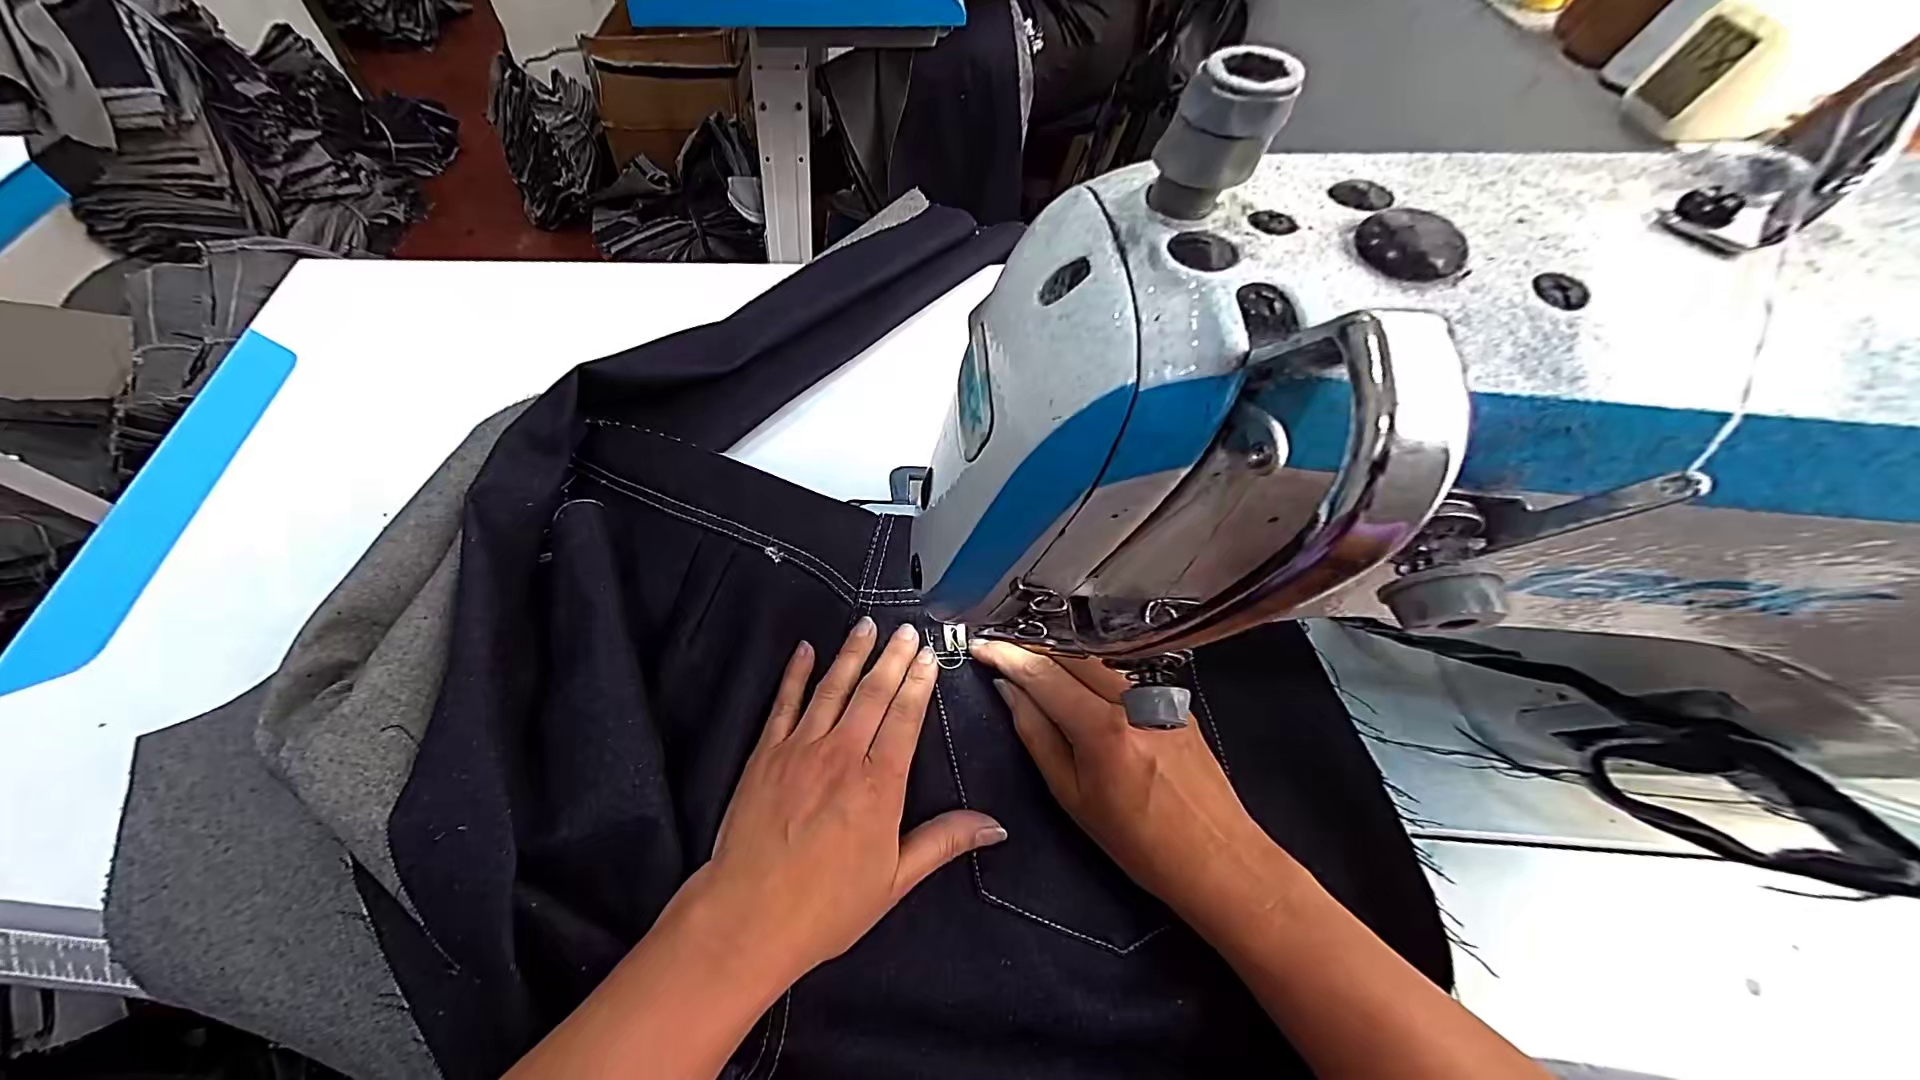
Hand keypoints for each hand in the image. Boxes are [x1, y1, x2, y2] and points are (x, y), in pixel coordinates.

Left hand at [685, 618, 1006, 987]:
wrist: (746, 918)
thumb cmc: (824, 906)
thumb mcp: (895, 880)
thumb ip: (944, 842)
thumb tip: (992, 826)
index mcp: (879, 785)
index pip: (905, 717)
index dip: (918, 682)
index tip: (927, 656)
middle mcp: (842, 756)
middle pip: (874, 693)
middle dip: (892, 657)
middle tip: (904, 630)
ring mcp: (801, 750)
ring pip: (833, 688)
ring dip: (852, 654)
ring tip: (866, 626)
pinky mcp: (766, 754)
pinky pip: (784, 703)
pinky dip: (795, 674)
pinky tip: (804, 651)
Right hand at [970, 640, 1277, 915]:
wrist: (1218, 857)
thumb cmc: (1140, 842)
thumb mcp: (1072, 796)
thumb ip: (1036, 734)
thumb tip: (1010, 691)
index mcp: (1103, 728)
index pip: (1042, 674)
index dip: (1006, 655)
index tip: (982, 647)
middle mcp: (1133, 699)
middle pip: (1068, 653)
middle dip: (1030, 648)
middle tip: (1000, 653)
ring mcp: (1158, 694)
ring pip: (1094, 659)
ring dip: (1058, 657)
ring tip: (1031, 668)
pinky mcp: (1172, 698)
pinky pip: (1119, 673)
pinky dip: (1089, 672)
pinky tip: (1076, 685)